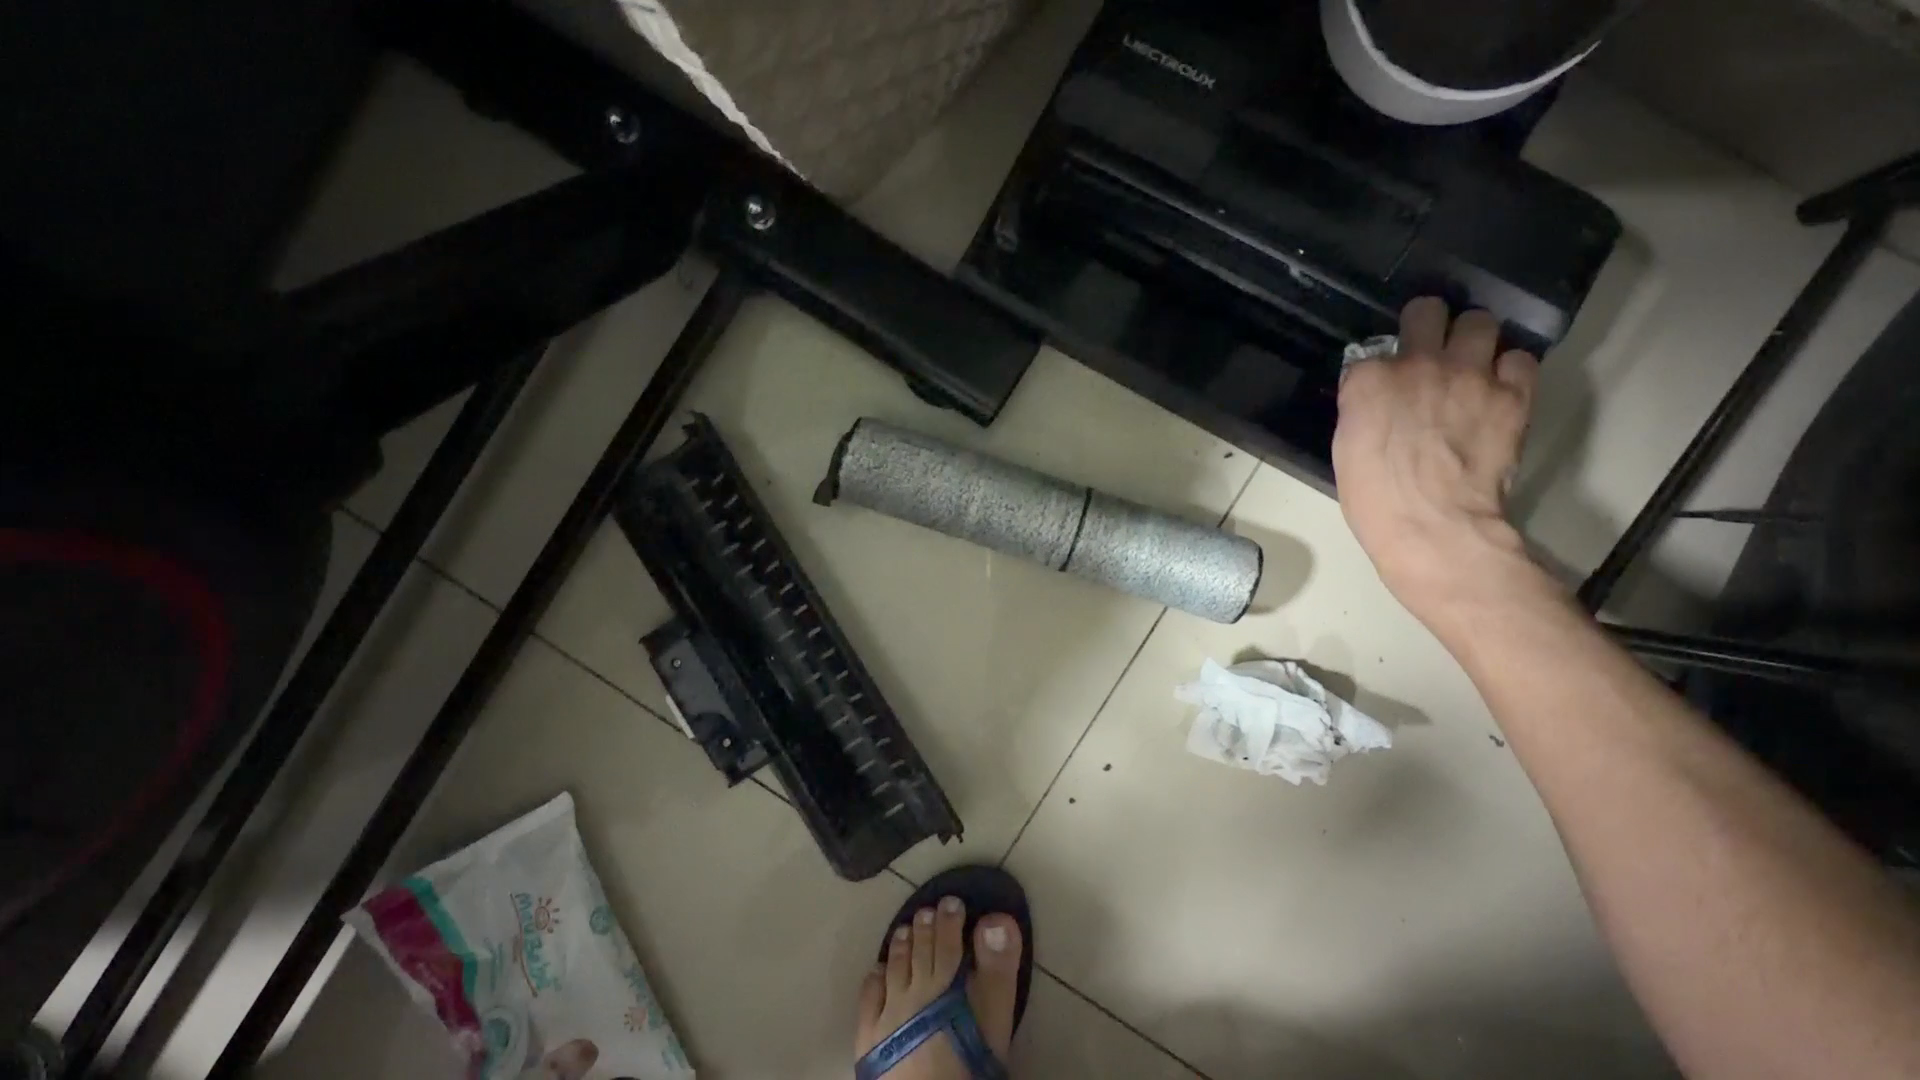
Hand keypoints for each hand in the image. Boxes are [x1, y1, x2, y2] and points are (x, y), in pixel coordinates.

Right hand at [1333, 297, 1551, 624]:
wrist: (1434, 527)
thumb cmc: (1375, 500)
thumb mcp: (1346, 447)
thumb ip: (1363, 407)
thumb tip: (1377, 396)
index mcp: (1369, 379)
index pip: (1374, 347)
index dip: (1384, 363)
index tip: (1388, 381)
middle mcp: (1419, 362)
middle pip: (1428, 310)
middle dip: (1430, 325)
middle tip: (1432, 349)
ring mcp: (1470, 374)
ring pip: (1481, 322)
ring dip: (1474, 340)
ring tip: (1473, 366)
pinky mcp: (1512, 394)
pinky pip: (1520, 358)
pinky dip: (1510, 370)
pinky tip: (1501, 390)